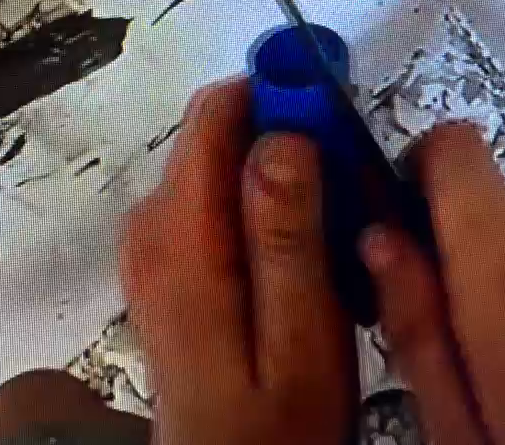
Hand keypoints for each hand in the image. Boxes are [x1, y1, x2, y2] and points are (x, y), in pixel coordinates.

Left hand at [120, 79, 357, 444]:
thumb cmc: (274, 426)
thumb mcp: (301, 337)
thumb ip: (286, 234)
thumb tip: (282, 136)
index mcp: (179, 230)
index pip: (216, 112)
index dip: (277, 94)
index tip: (336, 112)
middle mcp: (153, 218)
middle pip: (220, 132)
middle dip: (289, 136)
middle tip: (351, 183)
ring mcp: (155, 234)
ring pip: (225, 160)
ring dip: (283, 170)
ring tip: (337, 223)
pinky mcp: (169, 252)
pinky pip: (219, 194)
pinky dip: (265, 200)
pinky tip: (304, 246)